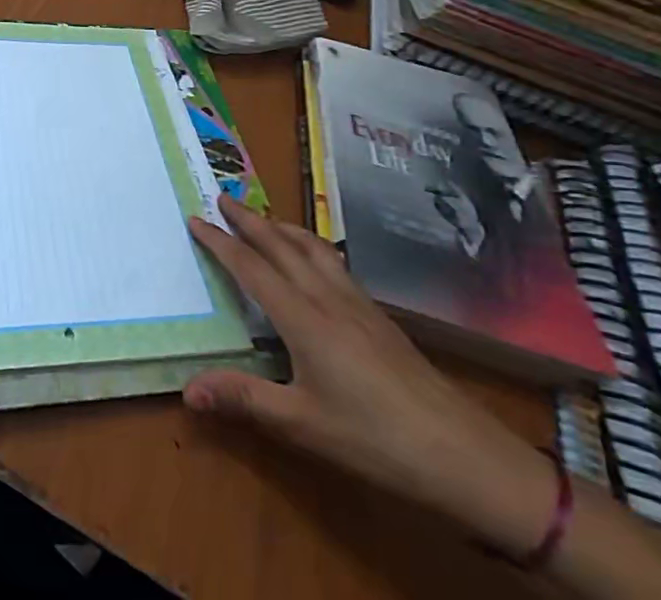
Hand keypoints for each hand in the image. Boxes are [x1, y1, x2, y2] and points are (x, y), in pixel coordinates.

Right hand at [182, 198, 557, 558]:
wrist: (473, 461)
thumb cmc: (379, 441)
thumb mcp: (302, 424)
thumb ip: (243, 399)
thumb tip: (187, 390)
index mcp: (306, 321)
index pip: (253, 269)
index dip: (221, 243)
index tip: (195, 219)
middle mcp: (331, 303)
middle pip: (285, 248)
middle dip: (251, 221)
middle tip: (223, 198)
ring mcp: (361, 309)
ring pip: (316, 252)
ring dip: (284, 229)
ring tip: (263, 218)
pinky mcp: (381, 322)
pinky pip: (337, 267)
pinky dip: (312, 248)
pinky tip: (314, 261)